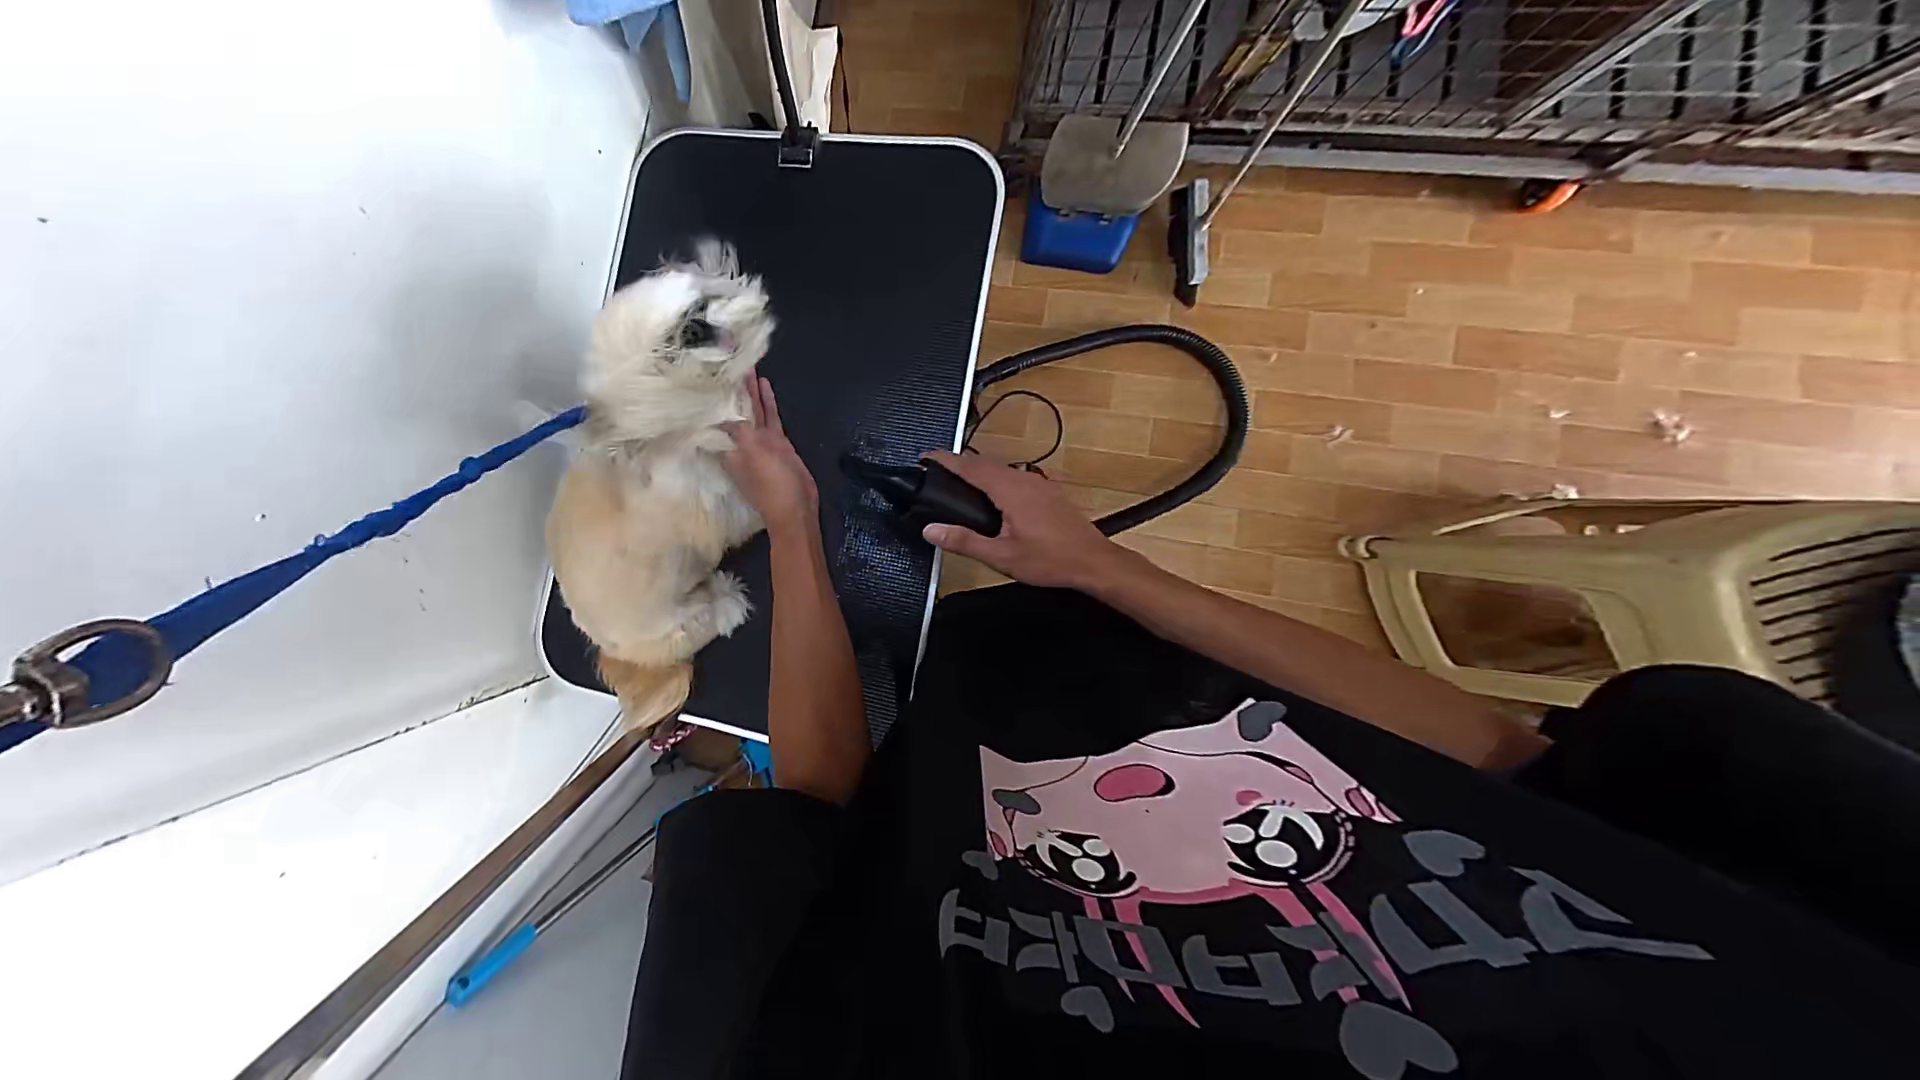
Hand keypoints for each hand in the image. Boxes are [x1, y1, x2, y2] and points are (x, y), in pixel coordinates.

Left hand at [723, 376, 817, 535]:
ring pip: (752, 410)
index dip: (712, 395)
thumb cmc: (770, 484)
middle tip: (726, 362)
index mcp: (728, 446)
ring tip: (745, 366)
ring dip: (749, 391)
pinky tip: (764, 385)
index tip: (706, 374)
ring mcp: (761, 442)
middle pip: (734, 410)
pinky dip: (767, 402)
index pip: (715, 414)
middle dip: (731, 389)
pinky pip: (770, 417)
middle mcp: (741, 442)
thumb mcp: (750, 452)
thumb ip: (736, 428)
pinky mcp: (778, 443)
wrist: (796, 507)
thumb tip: (714, 409)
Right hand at [919, 451, 1138, 590]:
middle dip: (959, 463)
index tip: (926, 456)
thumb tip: (931, 530)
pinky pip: (1015, 477)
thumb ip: (964, 541)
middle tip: (937, 470)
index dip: (945, 459)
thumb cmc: (1051, 560)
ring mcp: (1039, 484)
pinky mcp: (1048, 492)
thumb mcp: (1001, 556)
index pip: (970, 466)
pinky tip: (993, 495)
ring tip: (959, 481)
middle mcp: (1025, 480)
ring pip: (1002, 469)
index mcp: (1010, 490)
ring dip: (978, 470)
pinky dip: (996, 478)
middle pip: (985, 463)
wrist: (1093, 562)